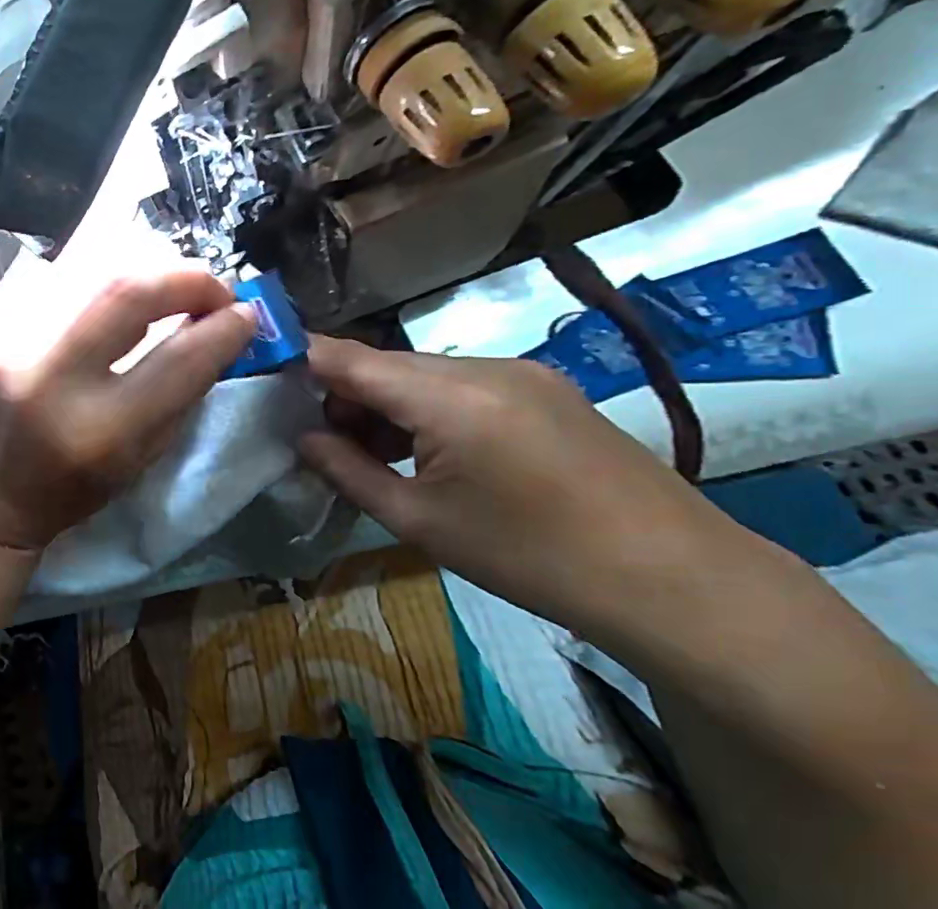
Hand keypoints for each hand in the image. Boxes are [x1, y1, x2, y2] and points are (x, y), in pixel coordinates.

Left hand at [0, 272, 257, 553]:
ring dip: (147, 266)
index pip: (176, 360)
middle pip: (125, 288)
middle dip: (186, 277)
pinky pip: (63, 273)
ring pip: (92, 266)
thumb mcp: (145, 454)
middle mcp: (47, 377)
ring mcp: (11, 341)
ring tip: (173, 285)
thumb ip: (187, 388)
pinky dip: (107, 269)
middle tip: (213, 289)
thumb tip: (226, 323)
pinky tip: (126, 286)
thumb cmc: (77, 487)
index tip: (246, 316)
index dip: (223, 328)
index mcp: (95, 430)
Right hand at [296, 337, 749, 635]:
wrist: (674, 580)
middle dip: (344, 395)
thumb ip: (348, 471)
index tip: (263, 378)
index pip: (348, 357)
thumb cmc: (528, 557)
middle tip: (323, 443)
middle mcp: (482, 367)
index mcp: (447, 396)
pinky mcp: (545, 390)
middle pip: (385, 364)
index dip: (300, 361)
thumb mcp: (419, 521)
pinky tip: (427, 453)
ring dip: (386, 404)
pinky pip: (462, 386)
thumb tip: (302, 438)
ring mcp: (521, 373)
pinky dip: (427, 409)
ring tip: (373, 455)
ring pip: (422, 374)